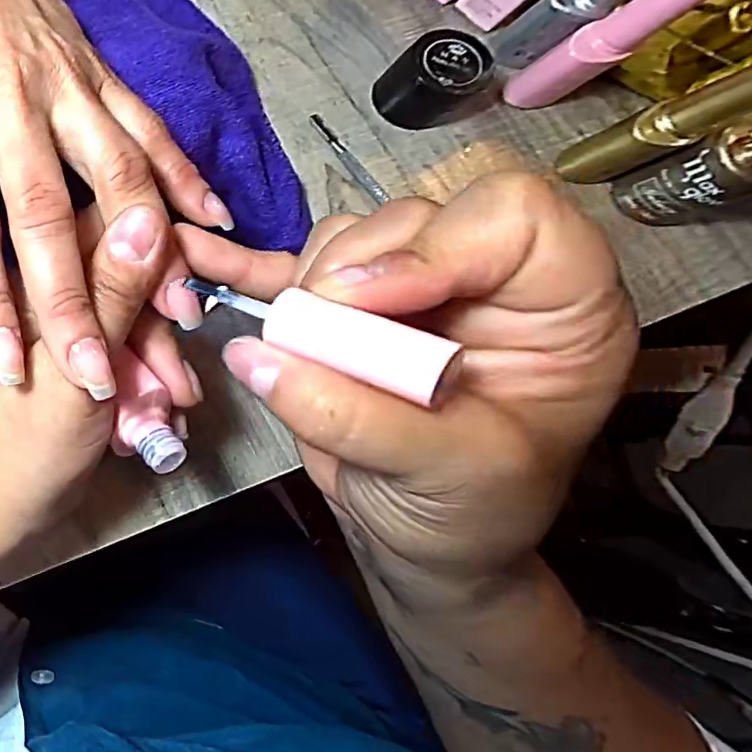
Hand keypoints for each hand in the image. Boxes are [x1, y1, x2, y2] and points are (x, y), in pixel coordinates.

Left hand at [0, 0, 226, 399]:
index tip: (8, 361)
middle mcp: (12, 107)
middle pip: (46, 214)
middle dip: (70, 300)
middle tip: (92, 373)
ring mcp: (67, 88)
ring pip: (115, 173)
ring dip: (146, 247)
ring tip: (172, 315)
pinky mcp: (103, 75)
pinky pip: (149, 126)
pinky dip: (182, 173)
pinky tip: (212, 222)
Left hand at [0, 203, 173, 581]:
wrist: (5, 507)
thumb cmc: (29, 441)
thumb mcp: (76, 367)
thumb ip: (111, 292)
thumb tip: (146, 210)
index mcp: (34, 278)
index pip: (106, 229)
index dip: (155, 262)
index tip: (182, 312)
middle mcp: (50, 290)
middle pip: (129, 280)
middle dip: (160, 338)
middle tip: (175, 391)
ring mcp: (68, 325)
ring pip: (136, 322)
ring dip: (159, 371)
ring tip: (162, 420)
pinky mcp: (83, 356)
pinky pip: (130, 353)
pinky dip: (149, 387)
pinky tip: (156, 424)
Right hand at [176, 174, 637, 603]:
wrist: (422, 531)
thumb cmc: (471, 508)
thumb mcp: (444, 473)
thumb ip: (355, 415)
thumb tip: (255, 358)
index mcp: (549, 307)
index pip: (511, 219)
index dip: (435, 243)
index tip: (369, 301)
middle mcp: (477, 279)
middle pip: (407, 221)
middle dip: (350, 273)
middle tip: (317, 334)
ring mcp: (399, 286)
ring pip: (341, 239)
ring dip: (303, 284)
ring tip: (293, 343)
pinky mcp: (333, 302)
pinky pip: (284, 265)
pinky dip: (239, 265)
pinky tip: (201, 258)